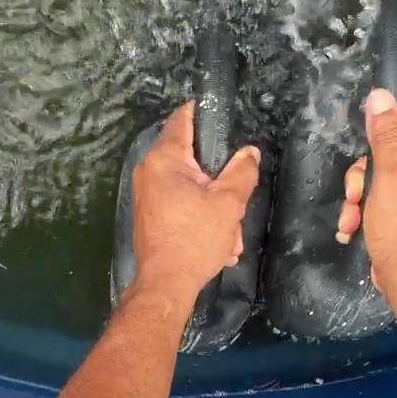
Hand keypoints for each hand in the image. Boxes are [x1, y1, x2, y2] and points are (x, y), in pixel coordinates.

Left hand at [130, 102, 261, 305]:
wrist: (165, 285)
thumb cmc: (195, 239)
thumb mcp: (228, 204)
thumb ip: (242, 172)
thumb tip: (249, 152)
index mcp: (165, 159)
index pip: (182, 119)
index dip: (202, 112)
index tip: (221, 114)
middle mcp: (149, 172)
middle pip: (193, 161)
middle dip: (220, 183)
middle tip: (236, 203)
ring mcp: (147, 196)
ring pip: (191, 190)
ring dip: (215, 210)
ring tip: (229, 237)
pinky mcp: (150, 216)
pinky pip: (181, 208)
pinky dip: (201, 221)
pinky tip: (218, 246)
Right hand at [338, 88, 396, 298]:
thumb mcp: (388, 177)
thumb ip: (385, 136)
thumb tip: (382, 96)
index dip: (395, 122)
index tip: (371, 136)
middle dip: (366, 171)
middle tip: (355, 190)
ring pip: (384, 177)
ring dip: (360, 195)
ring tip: (351, 216)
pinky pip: (386, 199)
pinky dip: (367, 211)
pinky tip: (353, 227)